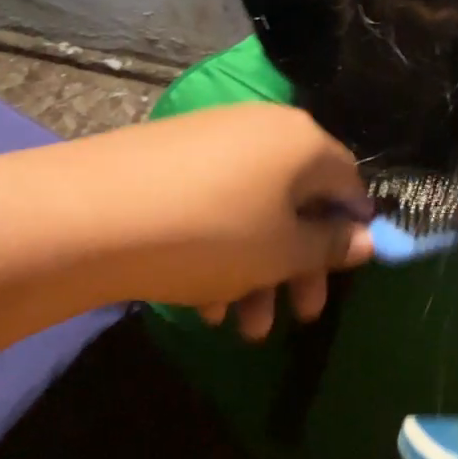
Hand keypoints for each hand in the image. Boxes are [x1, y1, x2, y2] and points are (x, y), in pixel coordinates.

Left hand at [50, 103, 373, 332]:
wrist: (89, 215)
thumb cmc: (213, 233)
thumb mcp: (283, 252)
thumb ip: (331, 247)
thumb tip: (368, 239)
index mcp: (304, 143)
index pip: (350, 184)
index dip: (352, 232)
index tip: (341, 274)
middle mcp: (265, 130)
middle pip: (301, 203)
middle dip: (300, 267)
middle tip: (301, 314)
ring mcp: (214, 139)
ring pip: (255, 211)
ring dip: (258, 272)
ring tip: (242, 329)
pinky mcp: (170, 157)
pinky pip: (215, 205)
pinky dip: (219, 251)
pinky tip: (201, 303)